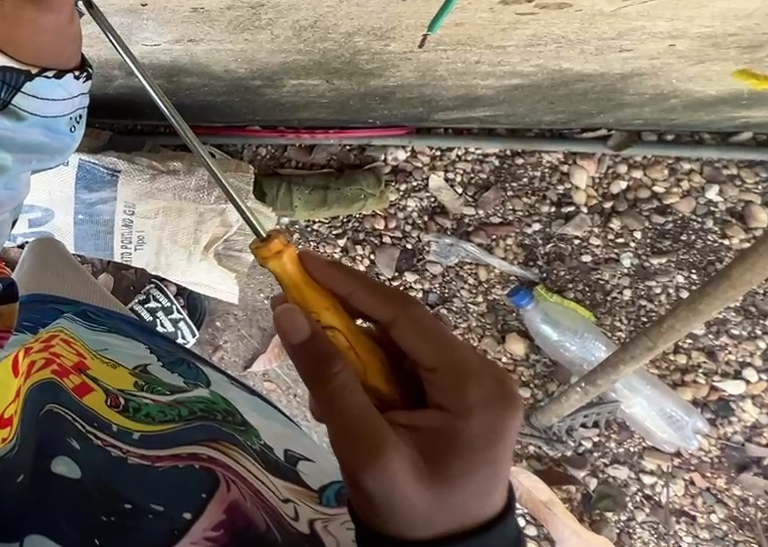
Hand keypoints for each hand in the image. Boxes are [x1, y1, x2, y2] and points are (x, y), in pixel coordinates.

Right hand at [273, 252, 520, 541]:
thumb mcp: (364, 446)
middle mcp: (482, 374)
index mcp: (474, 386)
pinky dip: (364, 368)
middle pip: (398, 323)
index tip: (300, 260)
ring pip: (393, 340)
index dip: (348, 283)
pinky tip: (343, 396)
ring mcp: (472, 384)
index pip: (403, 314)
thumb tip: (284, 310)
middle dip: (341, 318)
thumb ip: (326, 377)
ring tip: (320, 386)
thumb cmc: (411, 507)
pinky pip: (399, 360)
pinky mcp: (458, 394)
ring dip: (349, 350)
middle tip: (290, 310)